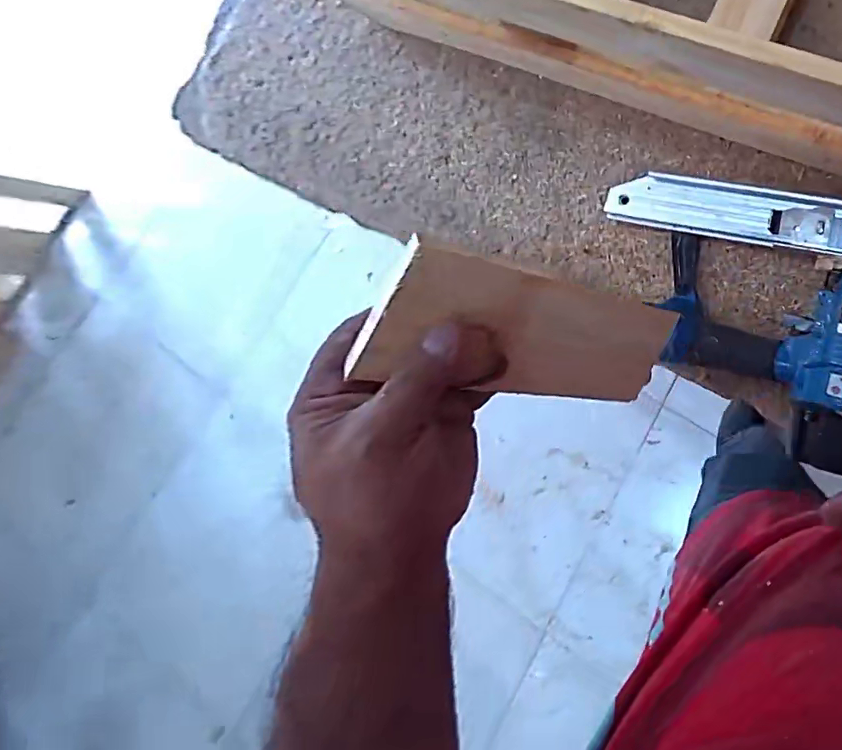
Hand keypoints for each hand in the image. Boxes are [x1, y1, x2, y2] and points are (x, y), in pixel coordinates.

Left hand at [289, 314, 504, 565]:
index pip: (356, 336)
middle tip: (478, 298)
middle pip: (406, 341)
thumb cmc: (370, 499)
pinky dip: (489, 368)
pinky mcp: (448, 412)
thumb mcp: (380, 437)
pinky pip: (469, 379)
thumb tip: (451, 329)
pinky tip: (509, 355)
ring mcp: (413, 400)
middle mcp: (373, 389)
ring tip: (501, 320)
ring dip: (469, 343)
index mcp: (332, 393)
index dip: (388, 310)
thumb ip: (415, 381)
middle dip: (439, 322)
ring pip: (442, 358)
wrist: (401, 554)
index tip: (430, 287)